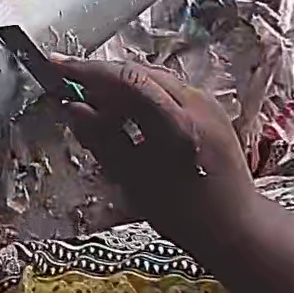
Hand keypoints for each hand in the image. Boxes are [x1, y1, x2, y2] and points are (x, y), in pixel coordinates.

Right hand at [50, 57, 258, 244]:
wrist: (237, 227)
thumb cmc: (182, 212)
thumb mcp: (133, 179)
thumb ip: (101, 138)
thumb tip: (72, 107)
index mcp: (178, 125)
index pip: (126, 80)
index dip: (86, 70)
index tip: (55, 65)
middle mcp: (196, 103)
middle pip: (137, 72)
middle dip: (98, 76)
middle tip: (69, 89)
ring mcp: (206, 101)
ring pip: (149, 76)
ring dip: (117, 85)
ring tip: (93, 106)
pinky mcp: (208, 105)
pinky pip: (163, 87)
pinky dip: (136, 93)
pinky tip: (122, 112)